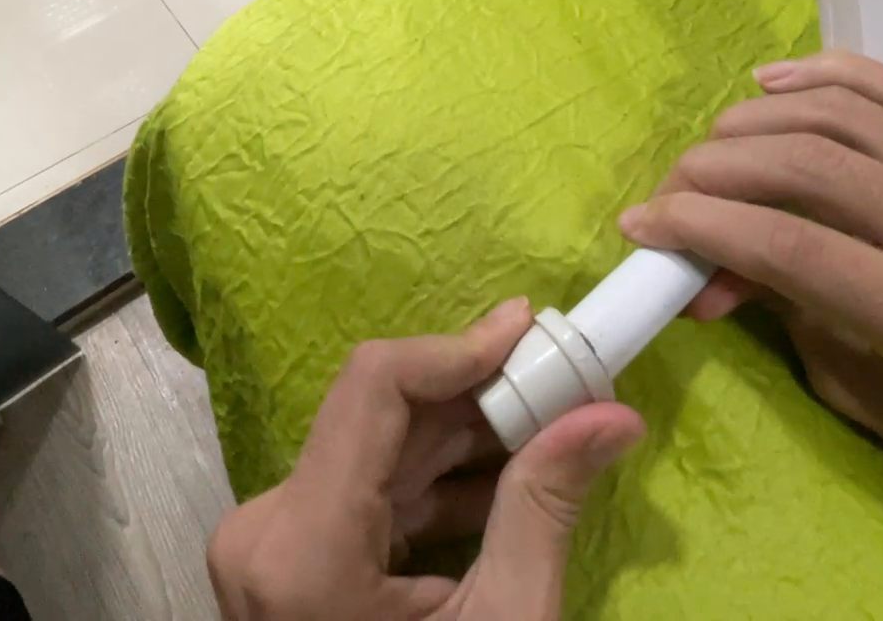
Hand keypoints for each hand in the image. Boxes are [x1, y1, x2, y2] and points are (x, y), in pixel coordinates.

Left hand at [206, 299, 644, 620]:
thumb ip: (546, 510)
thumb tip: (615, 417)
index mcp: (302, 547)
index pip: (376, 384)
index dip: (457, 346)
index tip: (528, 329)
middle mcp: (268, 525)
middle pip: (385, 414)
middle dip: (480, 394)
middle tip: (562, 380)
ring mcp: (273, 539)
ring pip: (383, 446)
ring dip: (468, 433)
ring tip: (549, 425)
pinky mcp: (291, 552)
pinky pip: (373, 486)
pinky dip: (442, 477)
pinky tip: (506, 478)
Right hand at [620, 50, 882, 529]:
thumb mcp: (863, 398)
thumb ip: (781, 312)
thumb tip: (702, 263)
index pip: (796, 247)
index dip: (703, 225)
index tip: (641, 222)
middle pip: (815, 167)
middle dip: (718, 168)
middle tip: (669, 189)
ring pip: (850, 117)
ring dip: (760, 119)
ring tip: (711, 146)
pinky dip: (826, 75)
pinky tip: (771, 81)